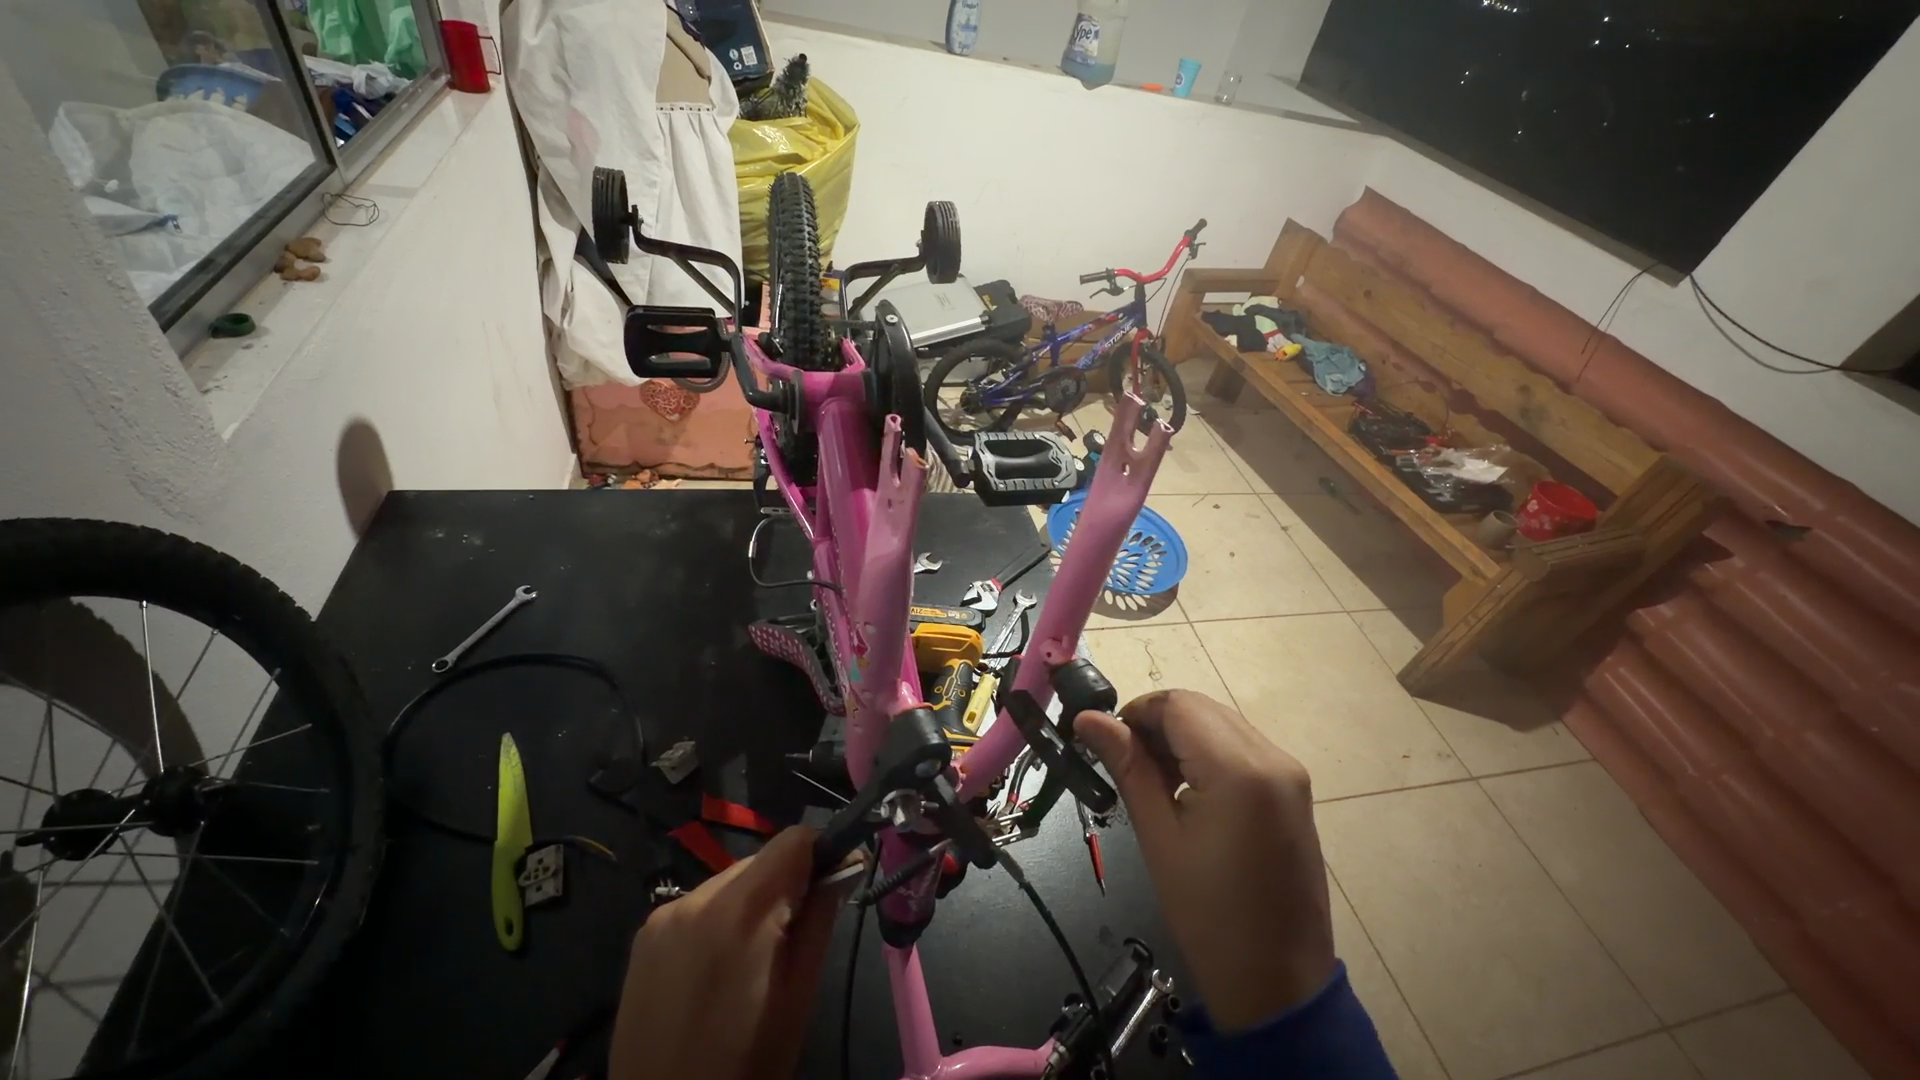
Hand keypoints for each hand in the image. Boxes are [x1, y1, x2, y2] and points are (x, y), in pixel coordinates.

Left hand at [610, 827, 857, 1079]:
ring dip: (753, 904)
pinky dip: (720, 921)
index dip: (822, 853)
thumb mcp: (800, 995)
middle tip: (798, 936)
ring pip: (731, 882)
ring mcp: (665, 915)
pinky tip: (720, 967)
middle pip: (762, 861)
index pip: (794, 840)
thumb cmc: (746, 1062)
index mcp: (742, 911)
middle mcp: (698, 897)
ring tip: (756, 960)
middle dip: (788, 885)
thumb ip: (821, 919)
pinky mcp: (644, 935)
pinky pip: (699, 906)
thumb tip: (844, 866)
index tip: (837, 881)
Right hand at [1078, 690, 1336, 1032]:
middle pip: (1202, 709)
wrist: (1278, 982)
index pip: (1178, 704)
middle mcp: (1274, 758)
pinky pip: (1243, 748)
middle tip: (1127, 764)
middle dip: (1158, 724)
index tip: (1107, 744)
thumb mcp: (1158, 838)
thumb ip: (1128, 767)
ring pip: (1222, 724)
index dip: (1136, 713)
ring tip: (1156, 783)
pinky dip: (1209, 754)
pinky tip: (1189, 793)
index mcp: (1240, 770)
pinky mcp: (1294, 792)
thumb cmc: (1208, 915)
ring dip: (1183, 738)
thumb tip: (1088, 720)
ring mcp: (1290, 774)